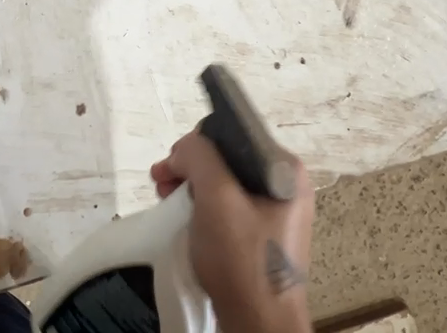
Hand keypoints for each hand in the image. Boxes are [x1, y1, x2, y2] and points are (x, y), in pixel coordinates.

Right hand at [150, 133, 314, 332]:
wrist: (258, 326)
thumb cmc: (241, 259)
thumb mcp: (216, 197)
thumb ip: (199, 156)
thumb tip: (184, 149)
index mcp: (284, 169)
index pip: (231, 133)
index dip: (196, 145)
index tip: (172, 165)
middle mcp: (284, 184)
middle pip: (224, 158)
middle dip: (188, 167)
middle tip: (162, 182)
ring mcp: (273, 210)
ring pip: (221, 182)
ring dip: (190, 186)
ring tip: (166, 199)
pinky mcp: (260, 234)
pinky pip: (225, 205)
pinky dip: (200, 206)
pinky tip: (183, 217)